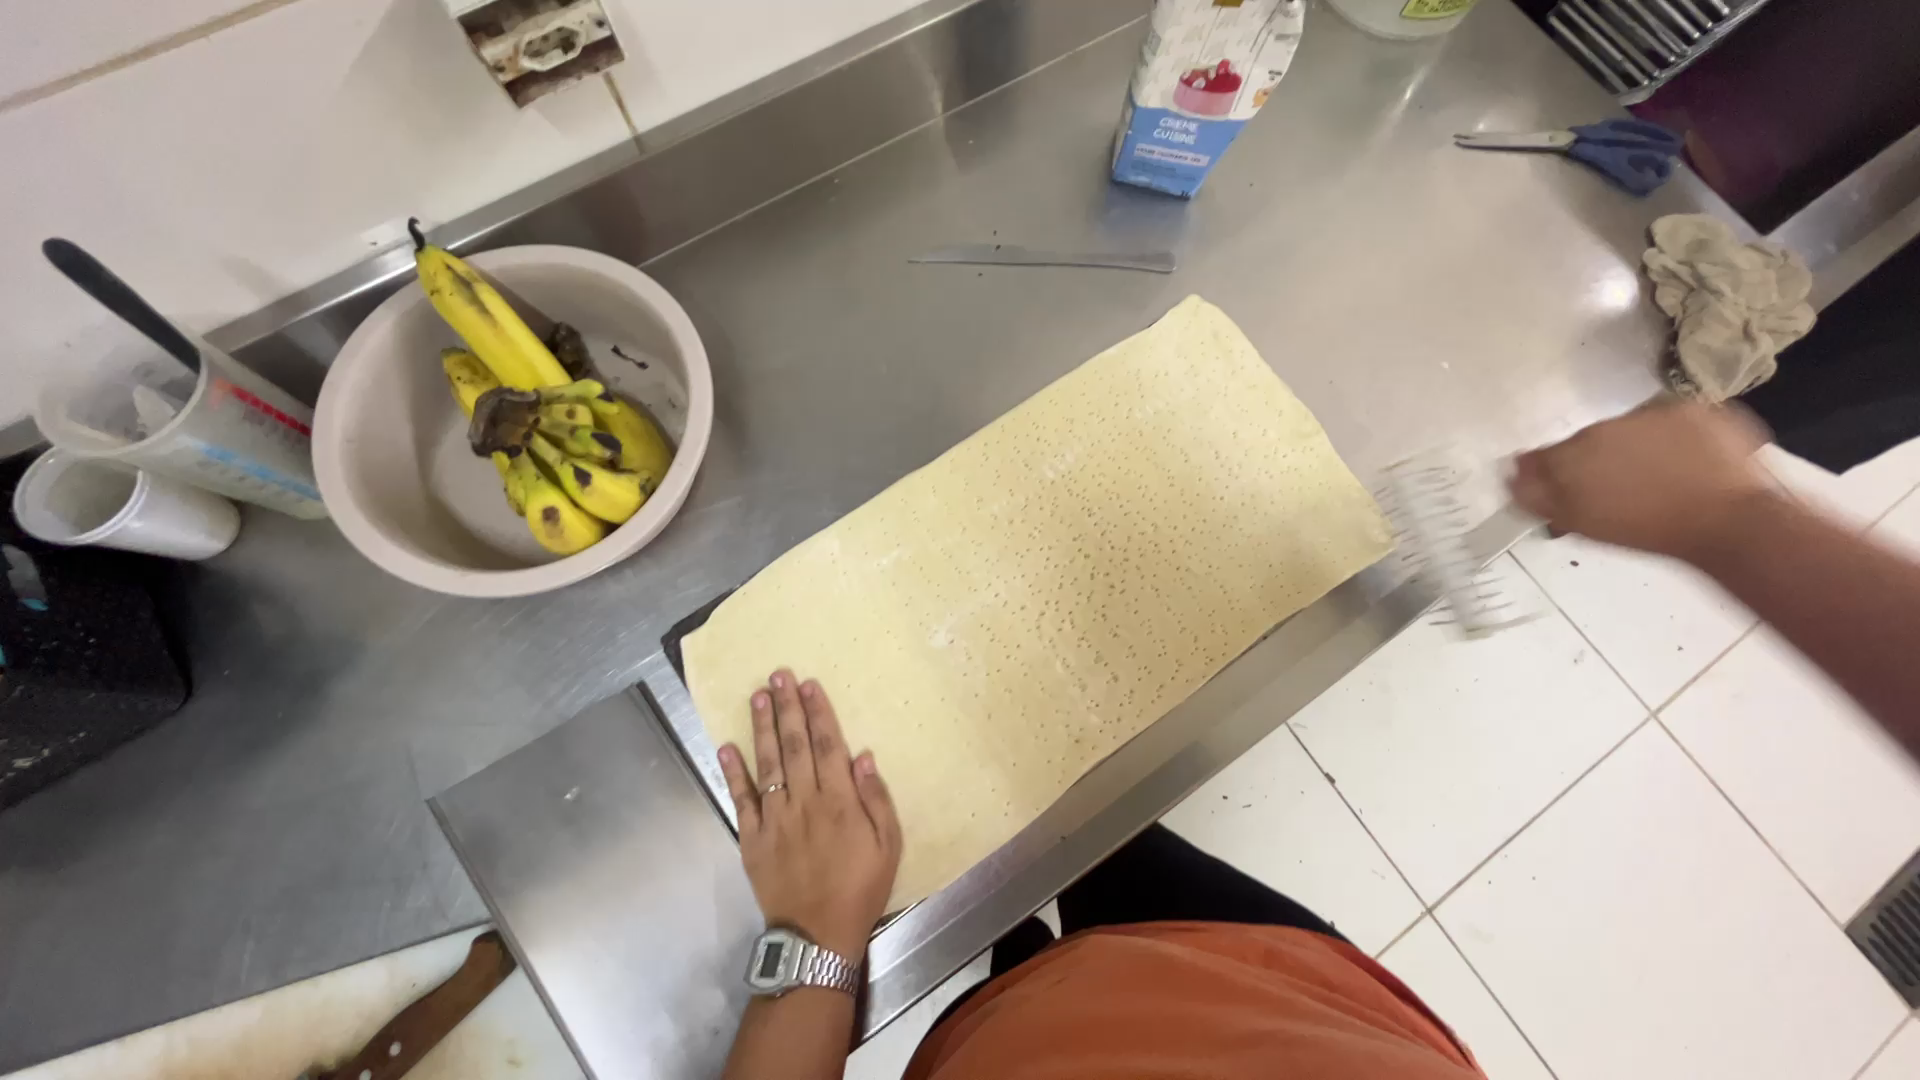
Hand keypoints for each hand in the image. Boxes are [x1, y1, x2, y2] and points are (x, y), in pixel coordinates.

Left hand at [718, 670, 901, 961]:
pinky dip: (733, 773)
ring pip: (767, 764)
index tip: (808, 684)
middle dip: (787, 708)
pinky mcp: (752, 839)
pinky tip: (727, 747)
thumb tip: (862, 755)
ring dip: (761, 727)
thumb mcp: (888, 845)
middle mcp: (805, 801)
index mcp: (839, 800)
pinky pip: (741, 800)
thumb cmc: (861, 887)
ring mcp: (775, 819)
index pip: (826, 745)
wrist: (818, 935)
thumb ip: (875, 798)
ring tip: (757, 696)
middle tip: (778, 675)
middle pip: (794, 745)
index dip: (817, 712)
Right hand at [1509, 400, 1772, 561]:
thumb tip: (1512, 475)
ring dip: (1634, 447)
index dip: (1550, 472)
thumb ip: (1535, 496)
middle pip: (1587, 441)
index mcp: (1569, 453)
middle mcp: (1604, 425)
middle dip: (1596, 460)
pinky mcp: (1694, 410)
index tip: (1567, 488)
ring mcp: (1652, 413)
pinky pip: (1673, 421)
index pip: (1541, 456)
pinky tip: (1686, 461)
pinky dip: (1675, 437)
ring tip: (1657, 477)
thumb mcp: (1578, 521)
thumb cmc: (1645, 529)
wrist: (1729, 522)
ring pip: (1630, 429)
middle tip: (1618, 488)